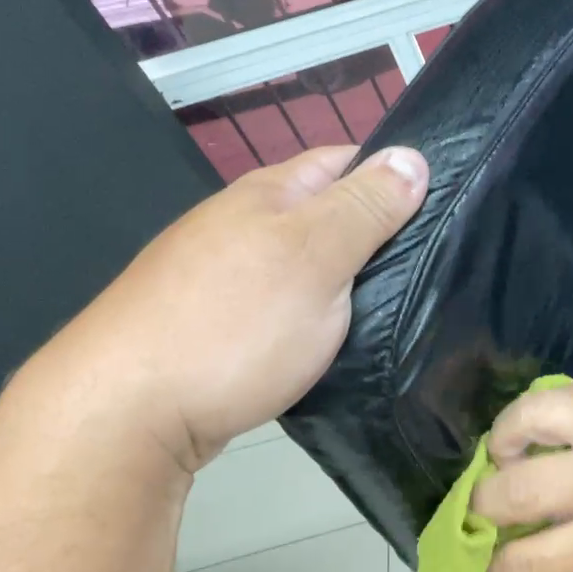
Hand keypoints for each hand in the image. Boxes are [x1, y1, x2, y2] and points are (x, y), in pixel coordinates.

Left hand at [21, 145, 427, 473]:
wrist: (125, 416)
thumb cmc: (234, 323)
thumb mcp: (316, 256)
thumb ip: (366, 208)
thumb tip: (414, 155)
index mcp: (269, 194)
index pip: (347, 159)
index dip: (396, 173)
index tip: (447, 207)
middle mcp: (242, 223)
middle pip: (329, 212)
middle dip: (380, 231)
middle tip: (436, 263)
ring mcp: (224, 275)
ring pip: (309, 261)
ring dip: (351, 276)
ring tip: (400, 302)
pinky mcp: (219, 324)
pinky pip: (287, 301)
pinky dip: (321, 311)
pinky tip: (339, 338)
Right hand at [470, 377, 572, 571]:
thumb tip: (522, 551)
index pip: (532, 561)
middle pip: (517, 492)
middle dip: (482, 508)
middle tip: (483, 511)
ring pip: (524, 419)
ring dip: (501, 444)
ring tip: (507, 456)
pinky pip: (555, 394)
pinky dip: (535, 416)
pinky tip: (539, 429)